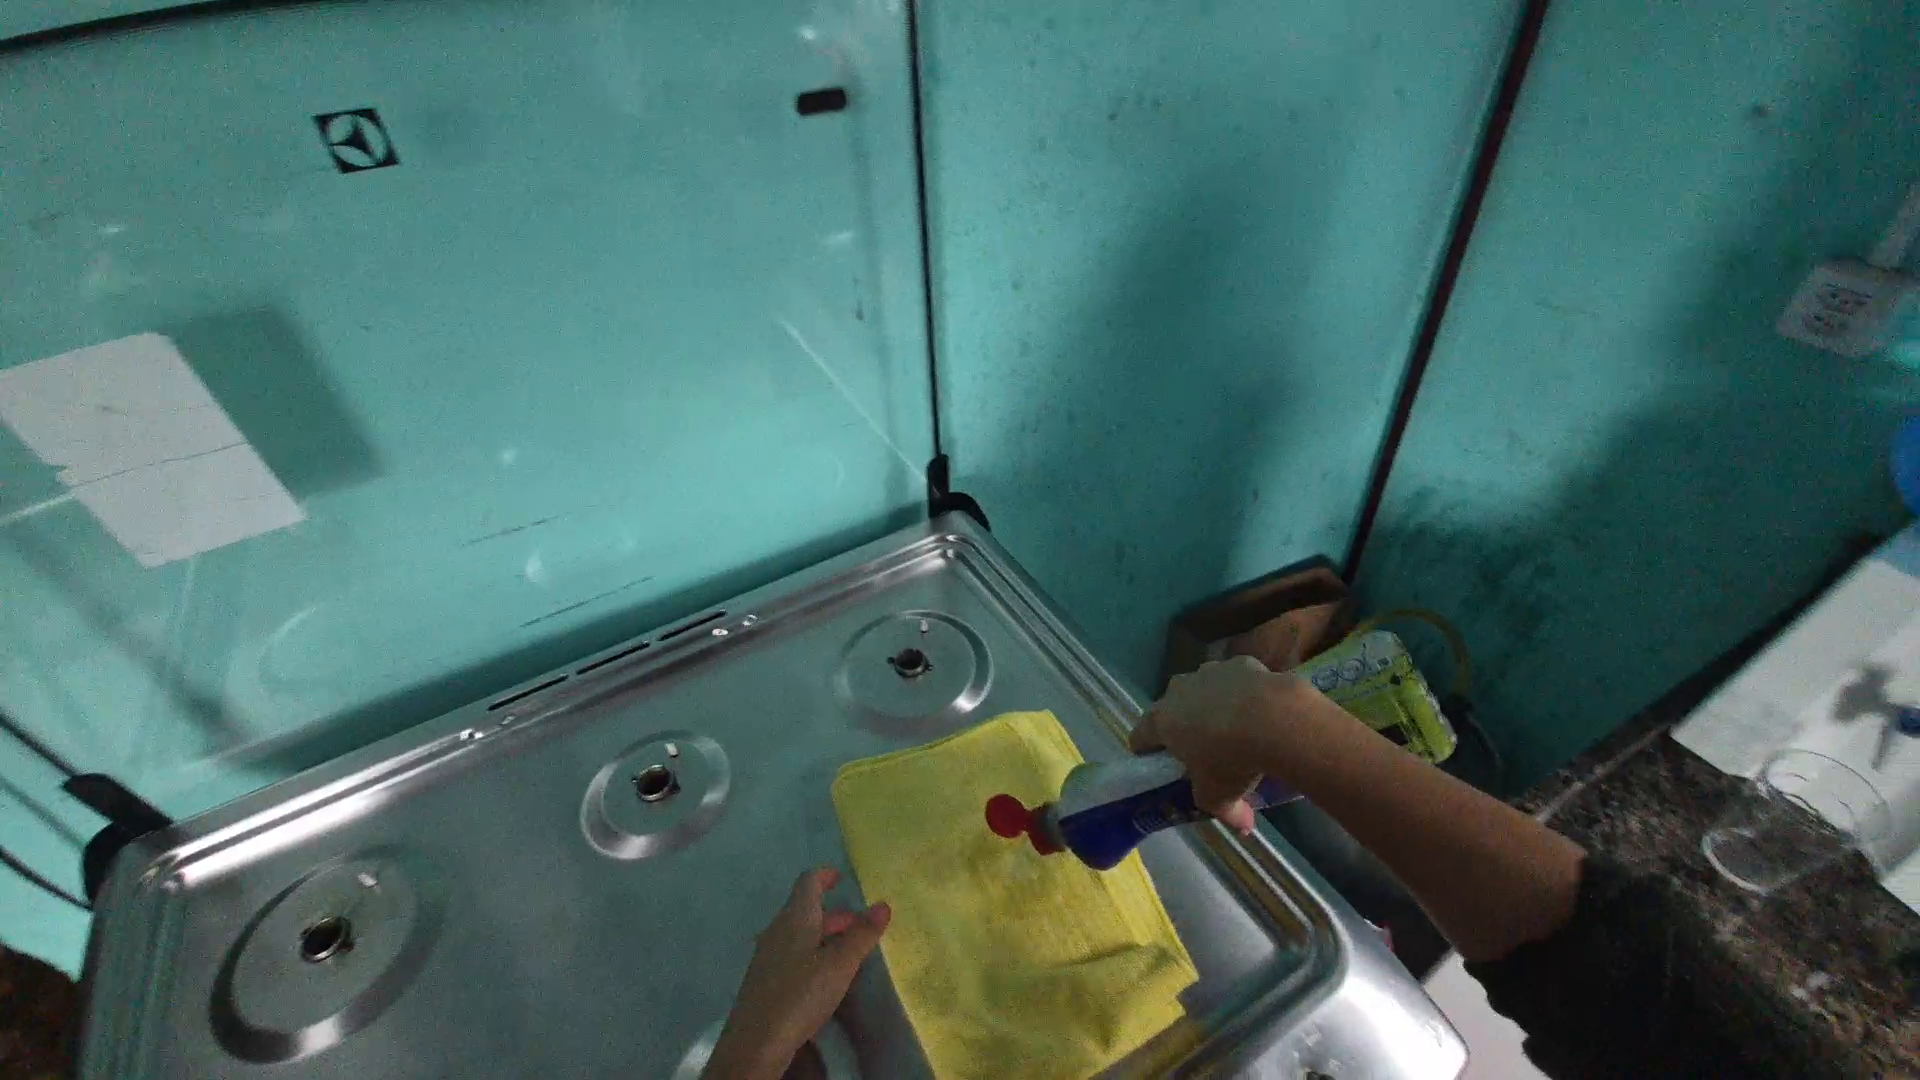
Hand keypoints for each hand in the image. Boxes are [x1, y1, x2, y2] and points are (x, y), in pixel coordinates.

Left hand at [704, 867, 890, 1079]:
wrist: (755, 1045)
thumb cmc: (800, 994)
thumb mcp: (840, 964)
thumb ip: (862, 935)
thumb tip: (883, 904)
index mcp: (795, 917)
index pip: (808, 881)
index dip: (825, 875)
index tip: (840, 877)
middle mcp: (777, 929)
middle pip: (804, 909)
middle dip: (832, 913)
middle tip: (857, 923)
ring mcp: (767, 956)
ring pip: (798, 933)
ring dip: (823, 935)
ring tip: (846, 951)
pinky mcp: (763, 981)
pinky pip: (791, 954)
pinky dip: (810, 953)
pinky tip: (822, 976)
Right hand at [1130, 656, 1301, 832]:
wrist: (1275, 720)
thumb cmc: (1233, 761)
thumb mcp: (1220, 797)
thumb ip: (1224, 811)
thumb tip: (1243, 826)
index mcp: (1162, 722)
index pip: (1139, 737)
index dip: (1147, 753)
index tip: (1161, 766)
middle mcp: (1178, 691)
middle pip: (1170, 710)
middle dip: (1182, 727)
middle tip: (1203, 751)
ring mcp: (1208, 673)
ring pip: (1202, 689)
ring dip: (1211, 705)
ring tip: (1236, 728)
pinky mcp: (1240, 663)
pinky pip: (1235, 679)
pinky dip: (1243, 691)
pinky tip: (1261, 709)